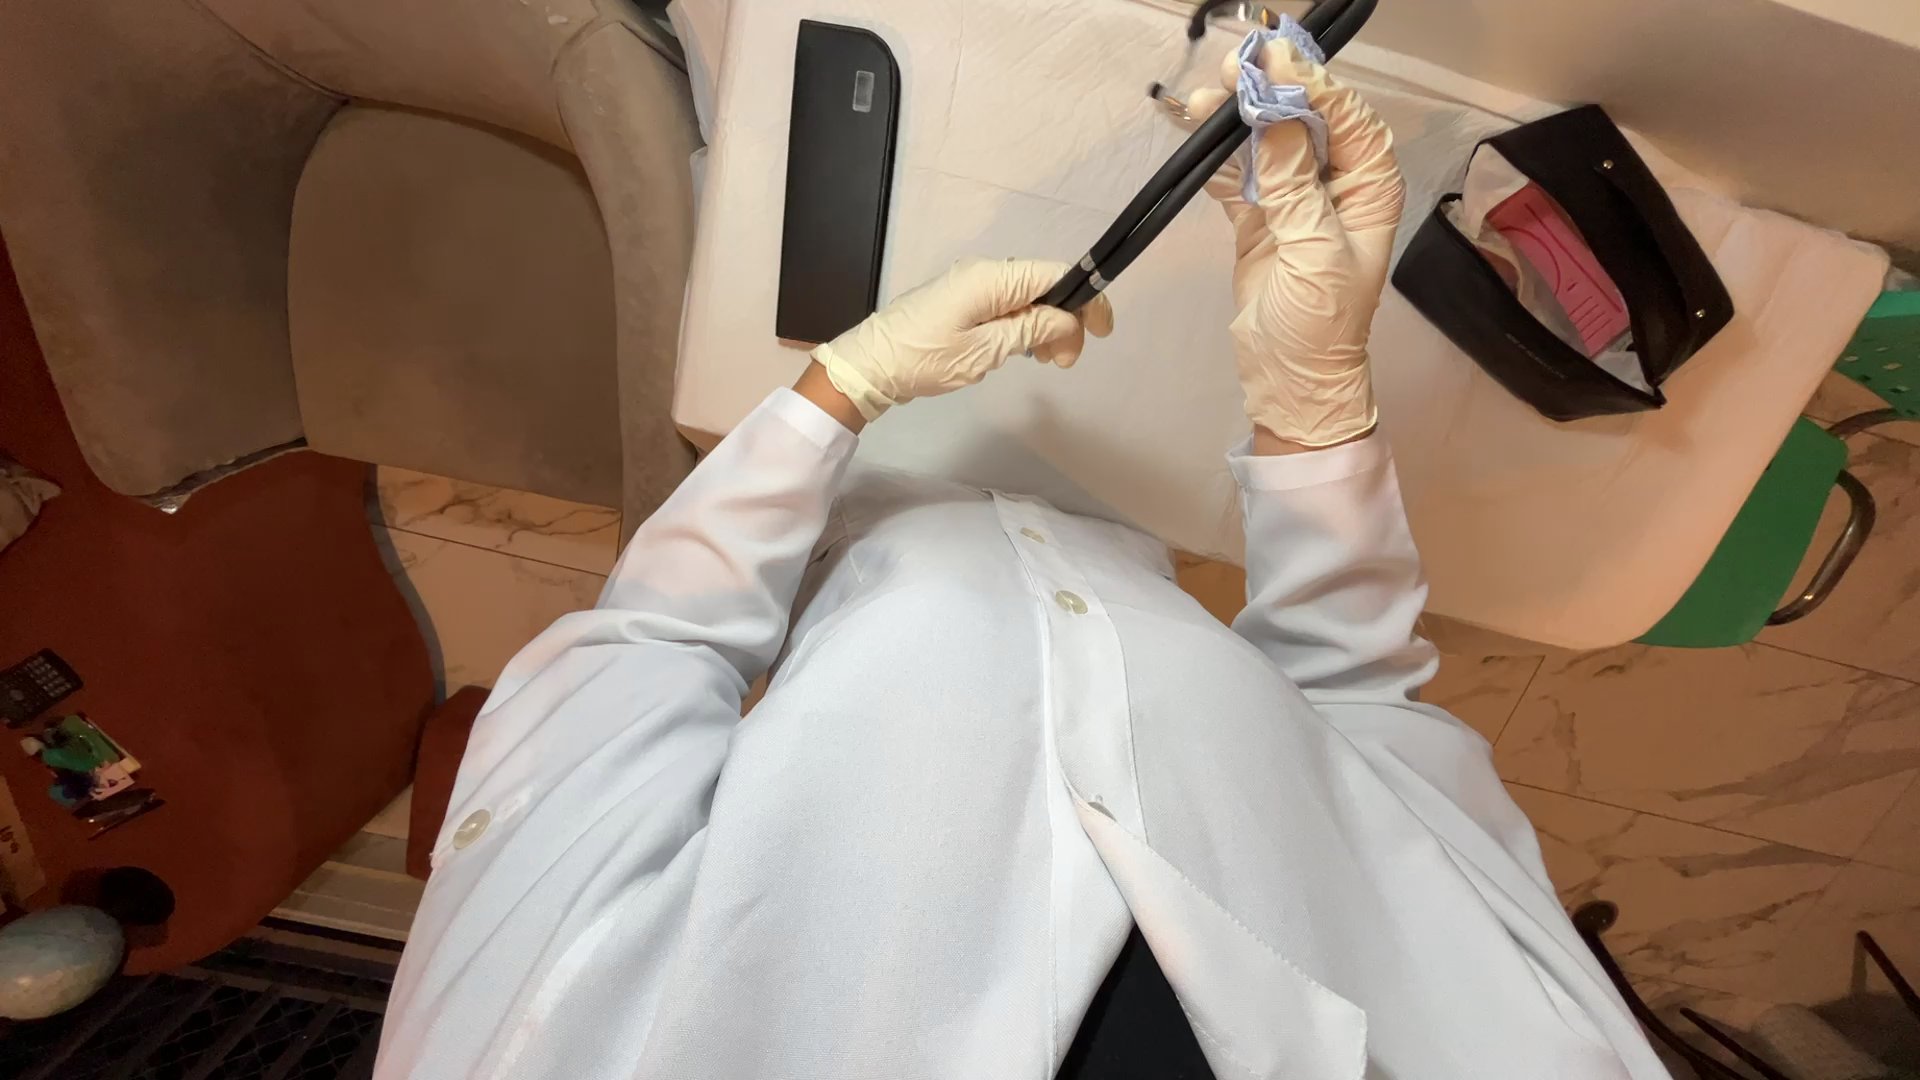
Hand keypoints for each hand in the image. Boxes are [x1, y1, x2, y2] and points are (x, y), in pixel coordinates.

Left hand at [811, 257, 1115, 422]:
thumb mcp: (984, 351)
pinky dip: (1022, 329)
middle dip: (1065, 322)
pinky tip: (1020, 352)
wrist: (872, 365)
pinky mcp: (962, 302)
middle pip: (1044, 287)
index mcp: (993, 277)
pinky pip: (1006, 308)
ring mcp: (972, 287)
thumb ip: (1031, 332)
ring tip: (1044, 363)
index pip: (1057, 274)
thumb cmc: (925, 358)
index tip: (1102, 333)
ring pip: (1027, 300)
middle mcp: (986, 273)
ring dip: (1044, 329)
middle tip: (1061, 365)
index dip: (1087, 299)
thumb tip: (1068, 322)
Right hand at [1185, 38, 1404, 447]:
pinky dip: (1217, 165)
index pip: (1346, 119)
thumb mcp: (1314, 254)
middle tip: (1231, 68)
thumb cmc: (1320, 324)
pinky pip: (1238, 183)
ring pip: (1265, 148)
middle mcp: (1334, 186)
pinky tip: (1195, 143)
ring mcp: (1292, 205)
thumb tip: (1275, 123)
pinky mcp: (1259, 226)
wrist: (1290, 379)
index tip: (1273, 62)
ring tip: (1201, 101)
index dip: (1312, 86)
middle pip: (1303, 122)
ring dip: (1235, 124)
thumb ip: (1296, 188)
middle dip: (1269, 92)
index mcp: (1368, 188)